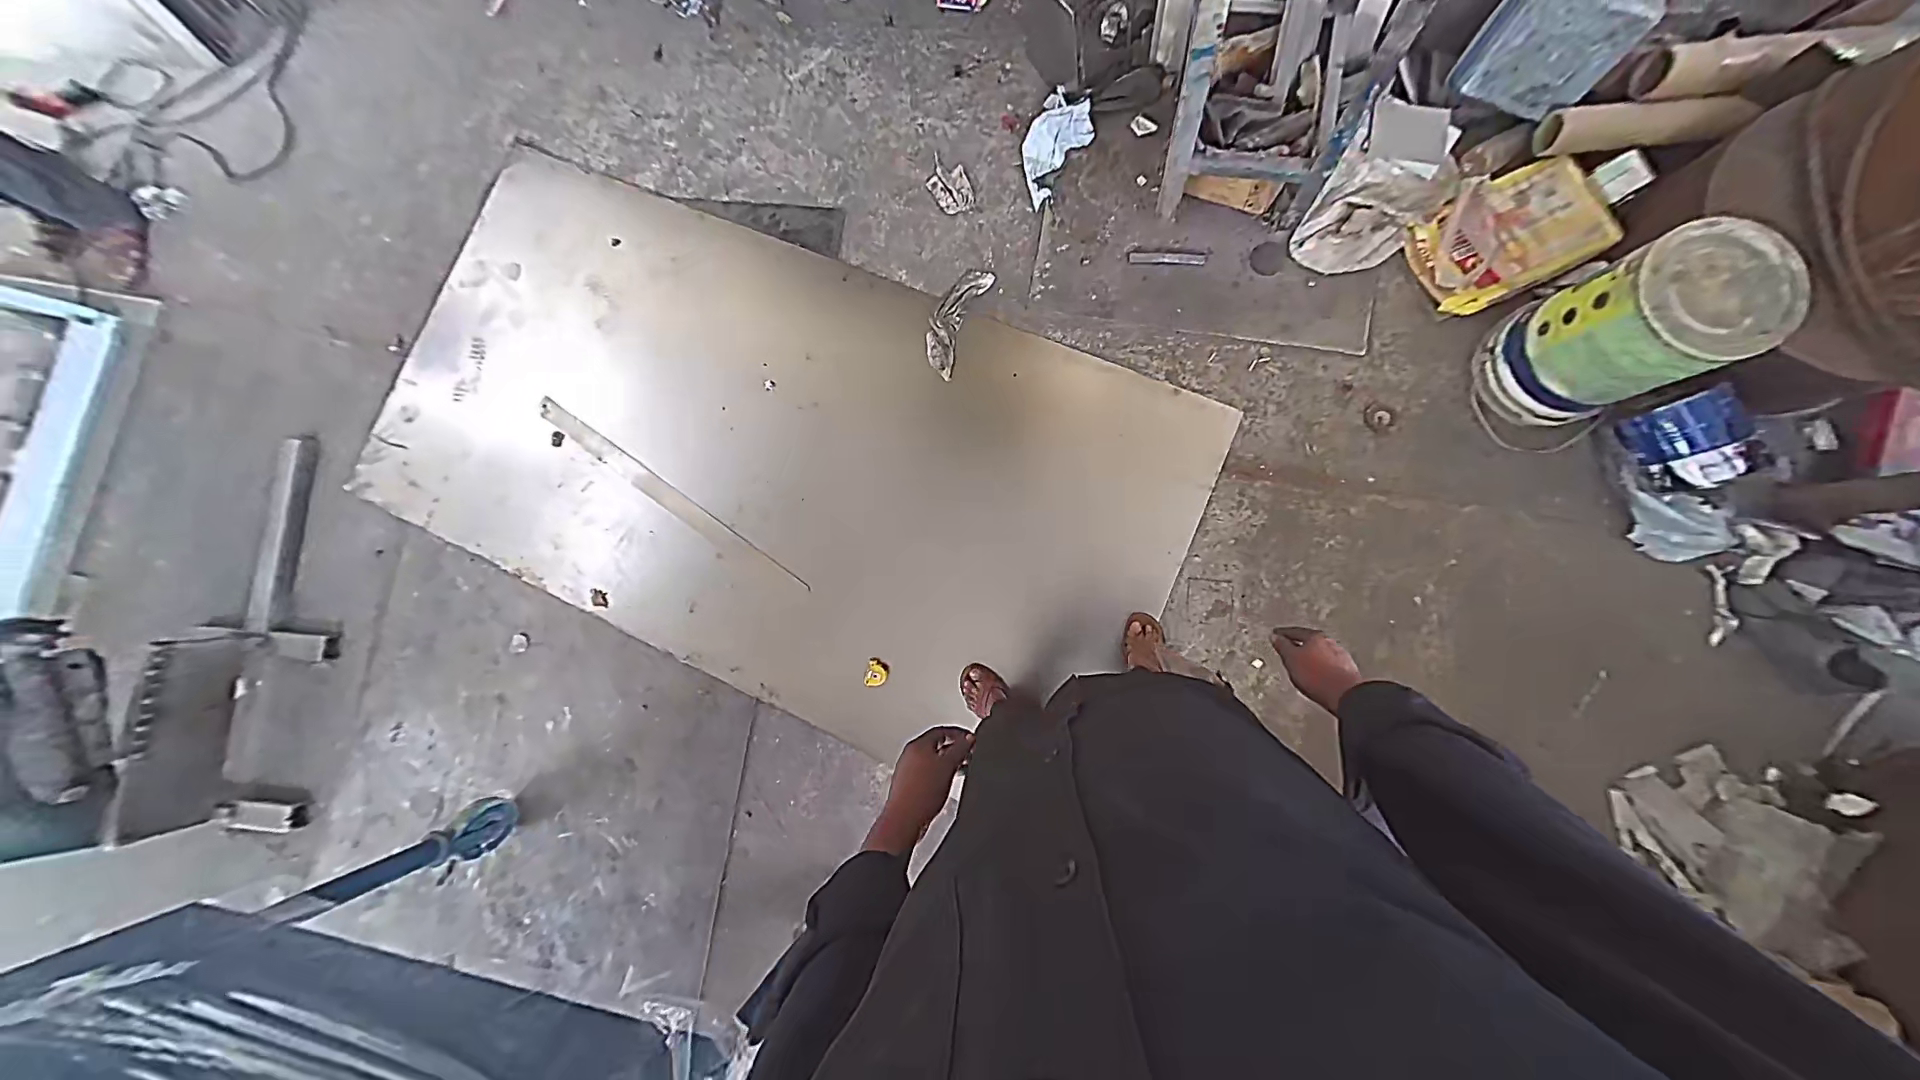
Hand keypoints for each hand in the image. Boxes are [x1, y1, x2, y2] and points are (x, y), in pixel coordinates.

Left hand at [863, 726, 974, 855]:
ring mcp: (908, 770)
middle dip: (954, 748)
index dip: (959, 733)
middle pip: (936, 745)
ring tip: (962, 768)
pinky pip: (928, 773)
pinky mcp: (909, 785)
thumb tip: (968, 739)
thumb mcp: (948, 766)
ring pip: (932, 759)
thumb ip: (960, 749)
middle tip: (968, 753)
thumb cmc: (920, 794)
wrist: (905, 820)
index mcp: (918, 745)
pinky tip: (947, 783)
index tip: (970, 738)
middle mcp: (910, 755)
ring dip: (948, 762)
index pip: (941, 731)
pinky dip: (940, 774)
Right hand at [1271, 627, 1363, 713]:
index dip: (1283, 634)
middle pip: (1311, 641)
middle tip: (1289, 648)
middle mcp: (1330, 643)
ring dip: (1312, 657)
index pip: (1295, 631)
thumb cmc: (1318, 676)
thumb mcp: (1291, 659)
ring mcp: (1341, 657)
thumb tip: (1275, 637)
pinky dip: (1322, 668)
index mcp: (1316, 637)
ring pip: (1322, 653)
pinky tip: (1318, 675)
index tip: (1276, 635)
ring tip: (1303, 665)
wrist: (1345, 694)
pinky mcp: (1348, 671)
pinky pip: (1330, 666)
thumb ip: (1282, 646)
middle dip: (1300, 645)